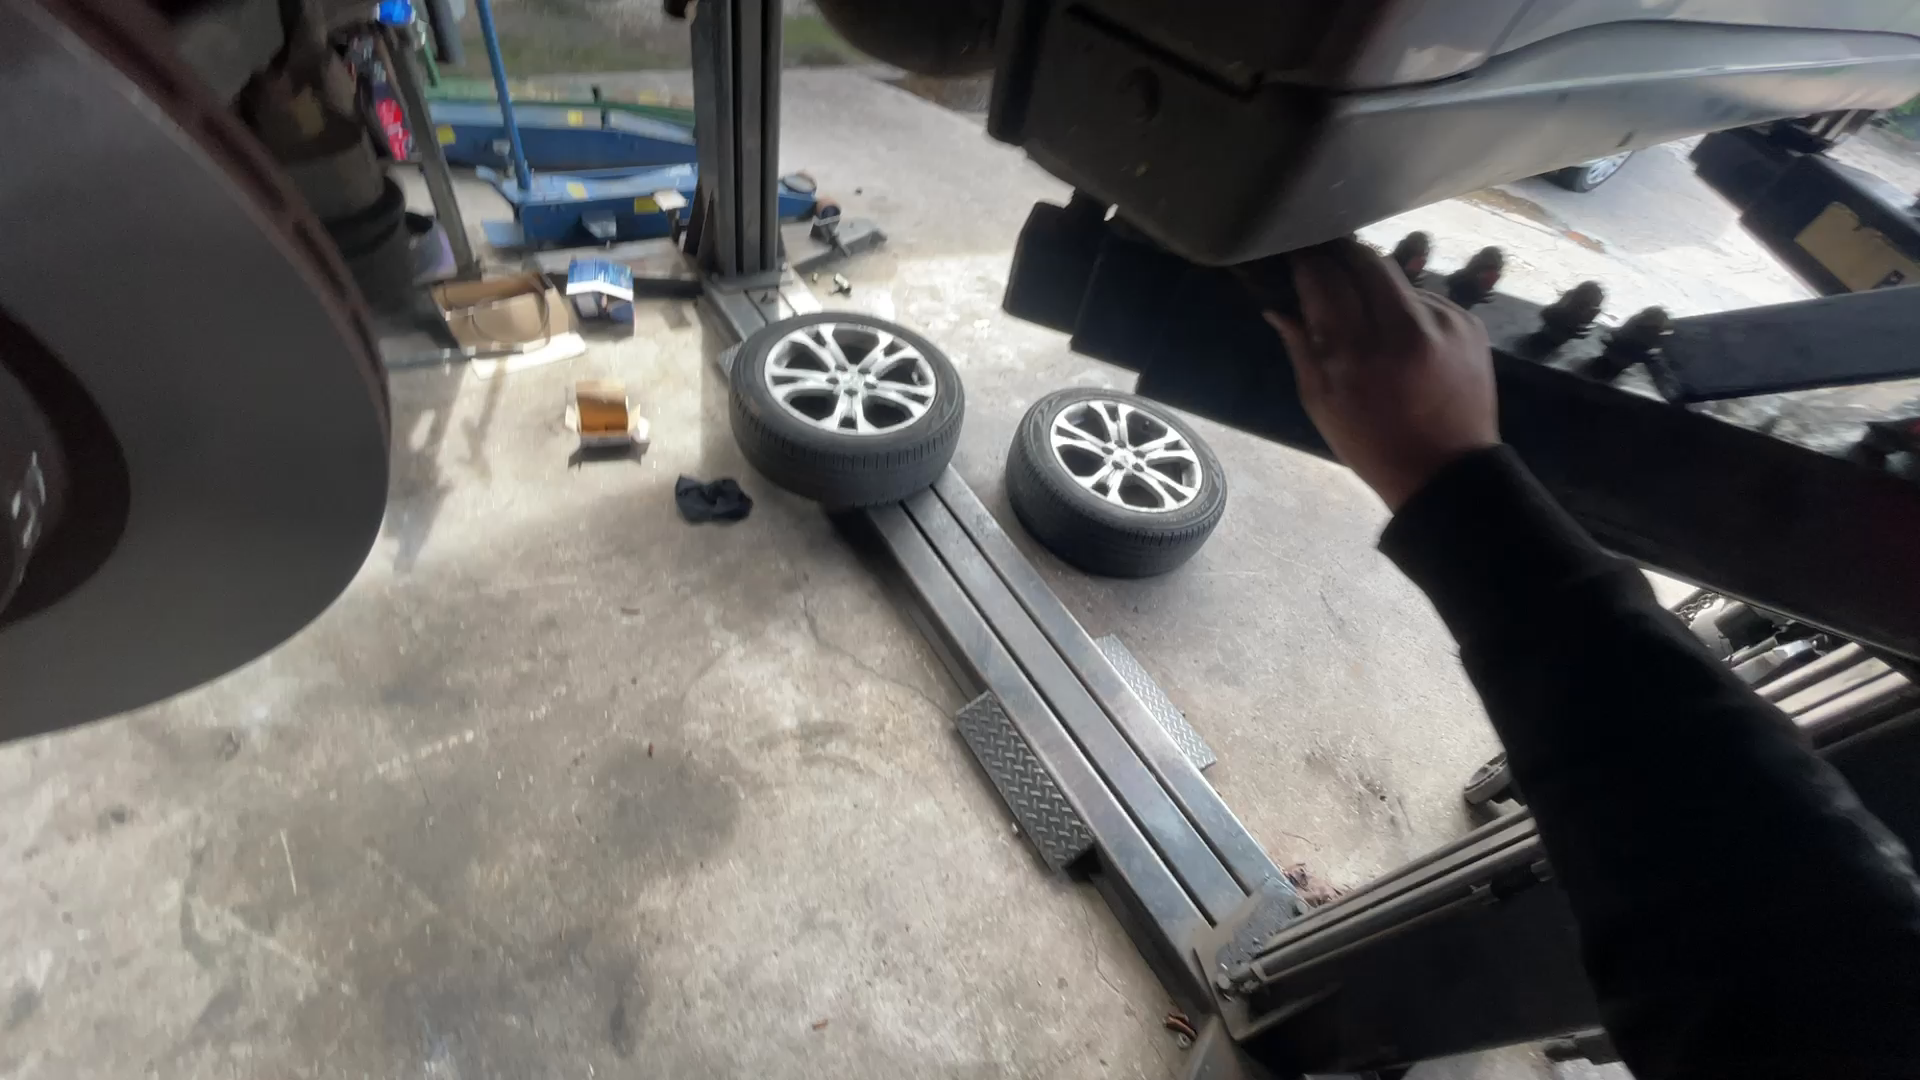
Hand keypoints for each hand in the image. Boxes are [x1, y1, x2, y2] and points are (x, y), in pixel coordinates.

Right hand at [1266, 239, 1498, 510]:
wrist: (1444, 467)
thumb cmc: (1368, 442)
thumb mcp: (1319, 402)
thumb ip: (1301, 348)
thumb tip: (1279, 307)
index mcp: (1354, 354)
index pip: (1325, 282)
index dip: (1307, 264)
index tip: (1294, 256)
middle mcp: (1400, 328)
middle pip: (1366, 261)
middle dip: (1339, 253)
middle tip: (1321, 255)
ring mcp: (1441, 321)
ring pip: (1395, 277)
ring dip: (1369, 281)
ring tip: (1356, 301)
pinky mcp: (1468, 322)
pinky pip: (1423, 299)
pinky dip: (1400, 306)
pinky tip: (1394, 331)